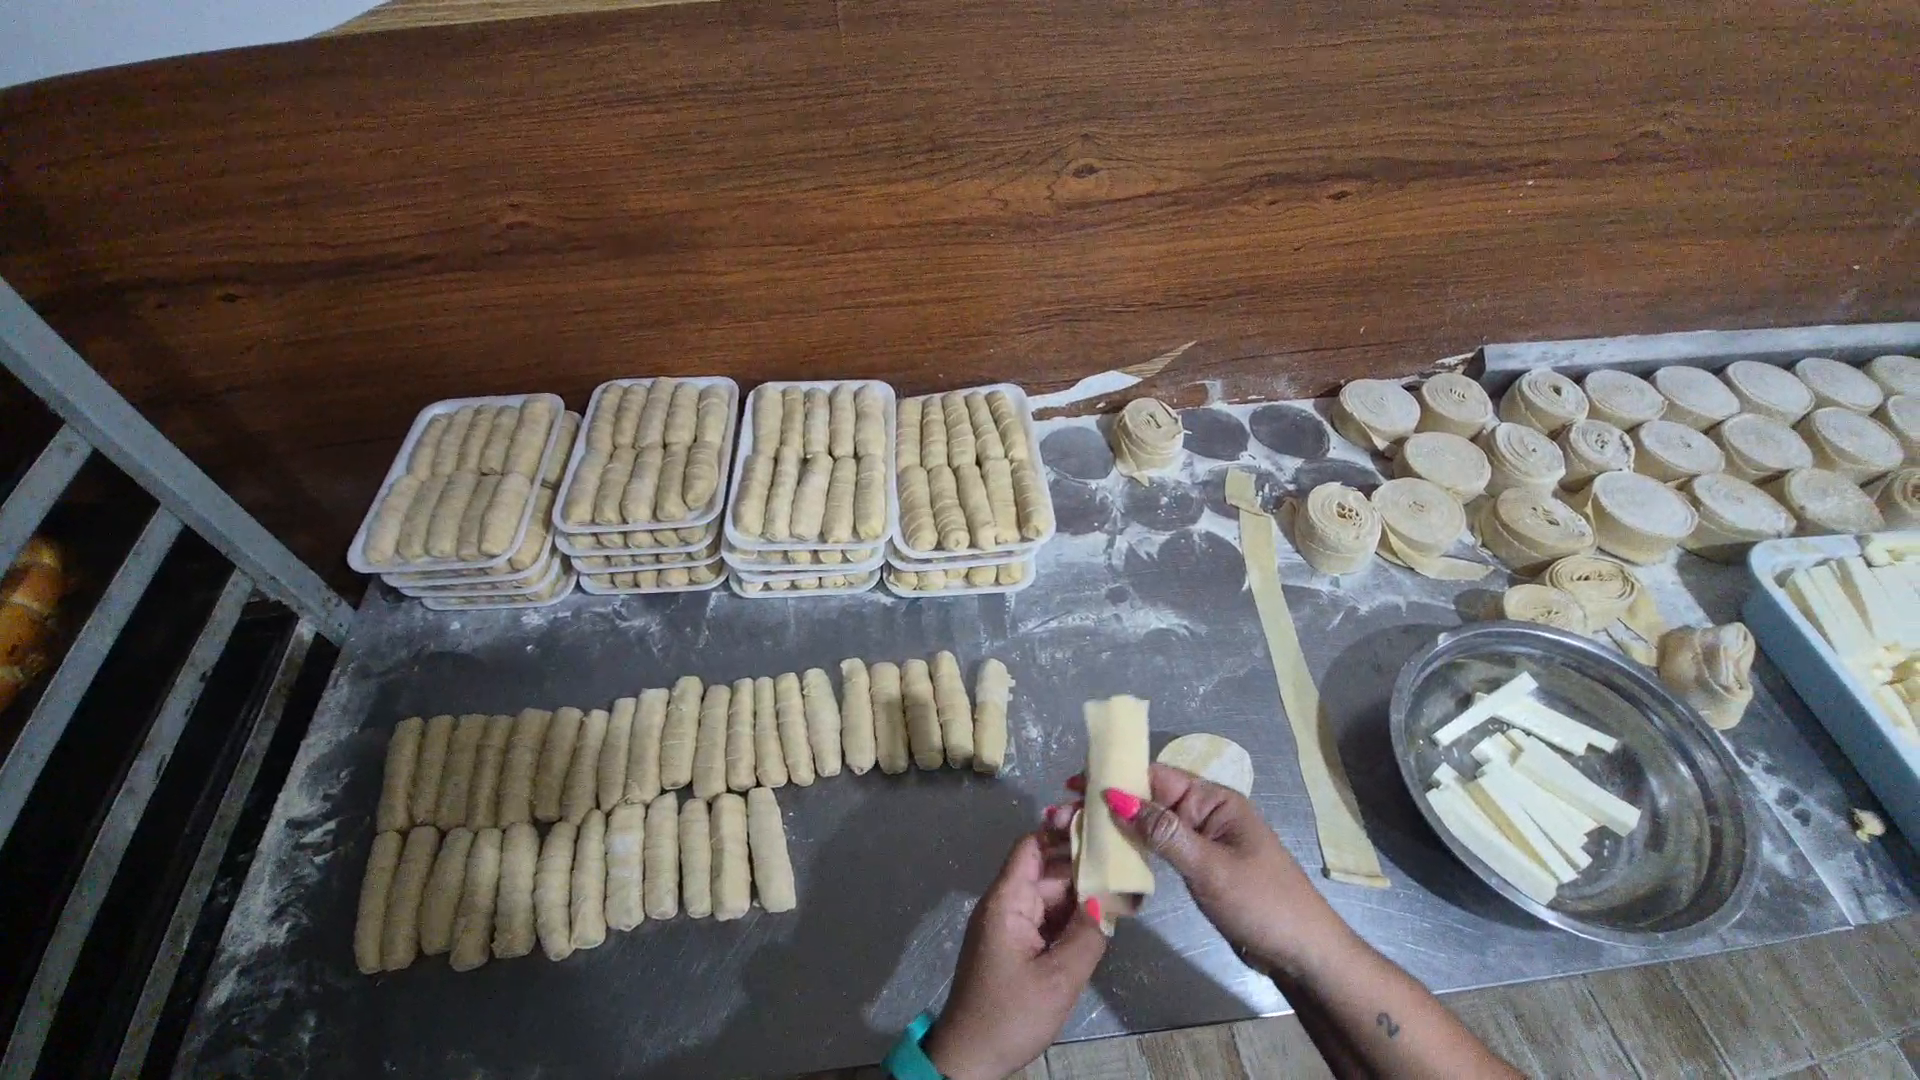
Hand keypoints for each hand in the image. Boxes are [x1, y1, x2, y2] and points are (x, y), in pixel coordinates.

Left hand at [923, 832, 1106, 1079]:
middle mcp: (1006, 903)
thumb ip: (1087, 935)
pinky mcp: (1016, 944)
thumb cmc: (1009, 1015)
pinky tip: (1102, 916)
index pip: (1033, 846)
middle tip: (1125, 860)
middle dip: (1082, 864)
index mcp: (1007, 900)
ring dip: (1081, 892)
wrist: (969, 1059)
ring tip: (1123, 886)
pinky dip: (1071, 915)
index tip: (1098, 826)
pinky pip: (1046, 917)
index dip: (1062, 832)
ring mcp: (1010, 924)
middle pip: (1046, 869)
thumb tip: (1108, 899)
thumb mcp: (1058, 979)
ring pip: (1049, 894)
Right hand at [1095, 764, 1354, 976]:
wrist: (1304, 954)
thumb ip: (1162, 831)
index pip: (1156, 777)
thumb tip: (1116, 796)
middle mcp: (1204, 813)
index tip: (1075, 784)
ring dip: (1115, 826)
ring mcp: (1200, 840)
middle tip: (1062, 814)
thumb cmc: (1262, 903)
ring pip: (1149, 824)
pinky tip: (1107, 854)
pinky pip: (1159, 848)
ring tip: (1074, 831)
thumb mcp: (1209, 866)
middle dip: (1106, 803)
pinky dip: (1133, 848)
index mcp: (1213, 800)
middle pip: (1147, 798)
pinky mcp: (1198, 866)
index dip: (1115, 777)